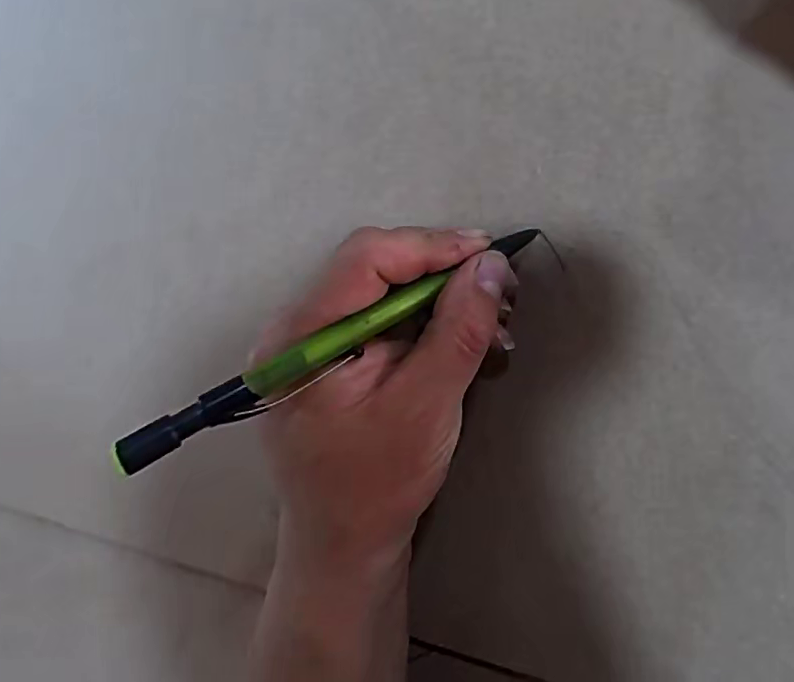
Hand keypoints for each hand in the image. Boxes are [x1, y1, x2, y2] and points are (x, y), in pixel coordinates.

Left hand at [255, 226, 515, 566]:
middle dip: (441, 268)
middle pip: (375, 264)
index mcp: (300, 336)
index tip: (487, 252)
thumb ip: (459, 330)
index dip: (430, 246)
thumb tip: (491, 264)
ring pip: (385, 284)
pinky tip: (464, 329)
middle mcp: (297, 325)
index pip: (365, 257)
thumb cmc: (376, 486)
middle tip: (497, 284)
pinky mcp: (336, 350)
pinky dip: (429, 313)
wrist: (343, 547)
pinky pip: (384, 311)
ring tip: (491, 313)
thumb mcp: (427, 407)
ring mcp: (314, 337)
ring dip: (441, 291)